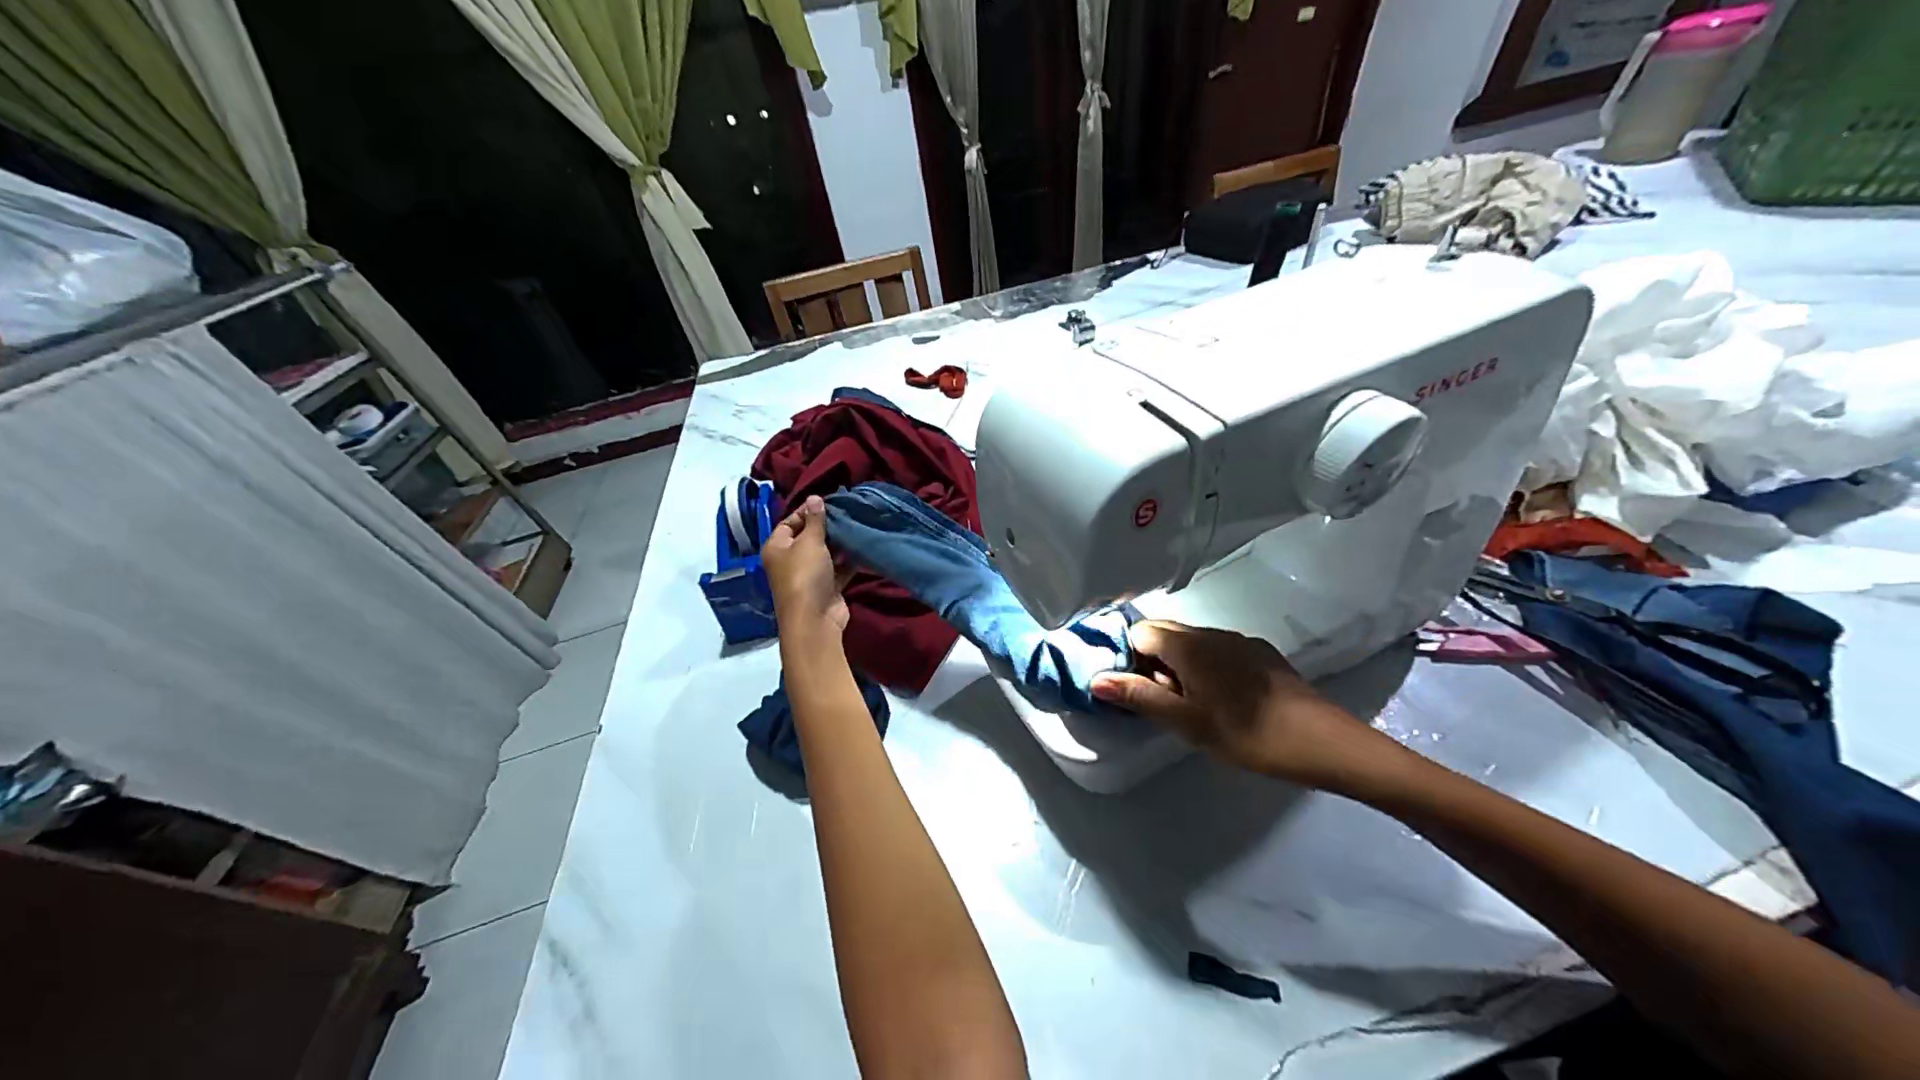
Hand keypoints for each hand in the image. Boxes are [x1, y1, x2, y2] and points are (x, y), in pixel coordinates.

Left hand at [761, 495, 849, 637]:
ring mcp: (808, 575)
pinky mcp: (826, 587)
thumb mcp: (810, 541)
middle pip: (808, 537)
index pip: (788, 522)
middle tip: (847, 512)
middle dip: (827, 526)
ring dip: (840, 543)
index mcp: (777, 547)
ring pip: (825, 553)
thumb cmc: (805, 574)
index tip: (828, 502)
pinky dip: (849, 560)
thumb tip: (815, 497)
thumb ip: (815, 520)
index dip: (806, 512)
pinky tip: (863, 547)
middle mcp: (790, 560)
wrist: (815, 619)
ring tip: (857, 525)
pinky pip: (838, 568)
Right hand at [1090, 621, 1395, 791]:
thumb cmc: (1250, 736)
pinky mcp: (1262, 654)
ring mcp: (1241, 641)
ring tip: (1190, 707)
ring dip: (1178, 668)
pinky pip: (1218, 651)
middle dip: (1151, 663)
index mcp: (1191, 646)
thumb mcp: (1189, 723)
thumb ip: (1141, 697)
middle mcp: (1213, 633)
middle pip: (1165, 634)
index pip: (1140, 632)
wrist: (1328, 744)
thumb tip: (1097, 678)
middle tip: (1159, 703)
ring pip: (1192, 644)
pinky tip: (1221, 702)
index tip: (1131, 691)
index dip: (1127, 657)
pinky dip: (1205, 669)